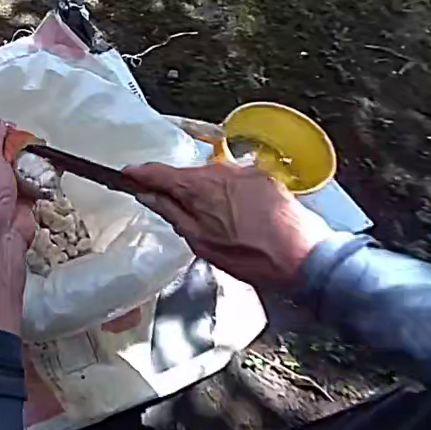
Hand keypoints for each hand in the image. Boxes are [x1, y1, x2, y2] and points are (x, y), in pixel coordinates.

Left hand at [0, 122, 34, 333]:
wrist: (1, 234)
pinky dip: (41, 181)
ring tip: (43, 155)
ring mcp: (1, 191)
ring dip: (31, 164)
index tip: (13, 130)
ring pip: (18, 170)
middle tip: (31, 142)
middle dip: (17, 148)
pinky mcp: (19, 203)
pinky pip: (32, 186)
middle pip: (2, 155)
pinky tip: (50, 173)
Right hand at [123, 161, 330, 291]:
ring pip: (208, 177)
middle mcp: (220, 171)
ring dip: (198, 191)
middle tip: (163, 206)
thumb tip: (147, 195)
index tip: (125, 175)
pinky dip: (222, 192)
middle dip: (171, 187)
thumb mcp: (200, 240)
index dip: (138, 174)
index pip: (158, 173)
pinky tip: (228, 214)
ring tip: (203, 217)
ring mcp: (243, 171)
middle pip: (184, 175)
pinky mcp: (263, 178)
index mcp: (199, 186)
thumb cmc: (250, 256)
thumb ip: (170, 212)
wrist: (305, 258)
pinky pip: (230, 180)